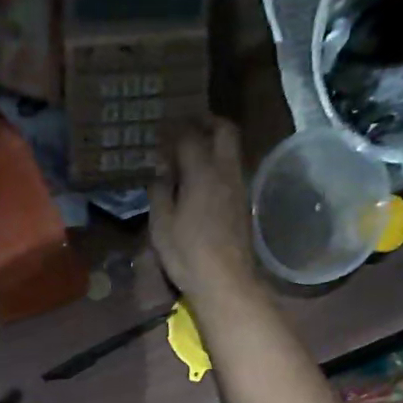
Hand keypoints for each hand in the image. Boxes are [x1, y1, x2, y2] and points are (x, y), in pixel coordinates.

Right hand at [149, 119, 257, 302]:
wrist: (225, 280)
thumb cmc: (187, 253)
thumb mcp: (161, 224)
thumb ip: (159, 193)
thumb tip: (160, 174)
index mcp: (202, 173)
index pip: (189, 137)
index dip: (175, 129)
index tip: (161, 128)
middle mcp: (225, 171)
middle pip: (224, 130)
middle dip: (207, 121)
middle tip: (188, 125)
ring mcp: (239, 186)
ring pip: (232, 149)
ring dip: (215, 141)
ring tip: (192, 152)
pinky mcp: (243, 202)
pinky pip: (232, 169)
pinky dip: (218, 162)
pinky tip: (201, 178)